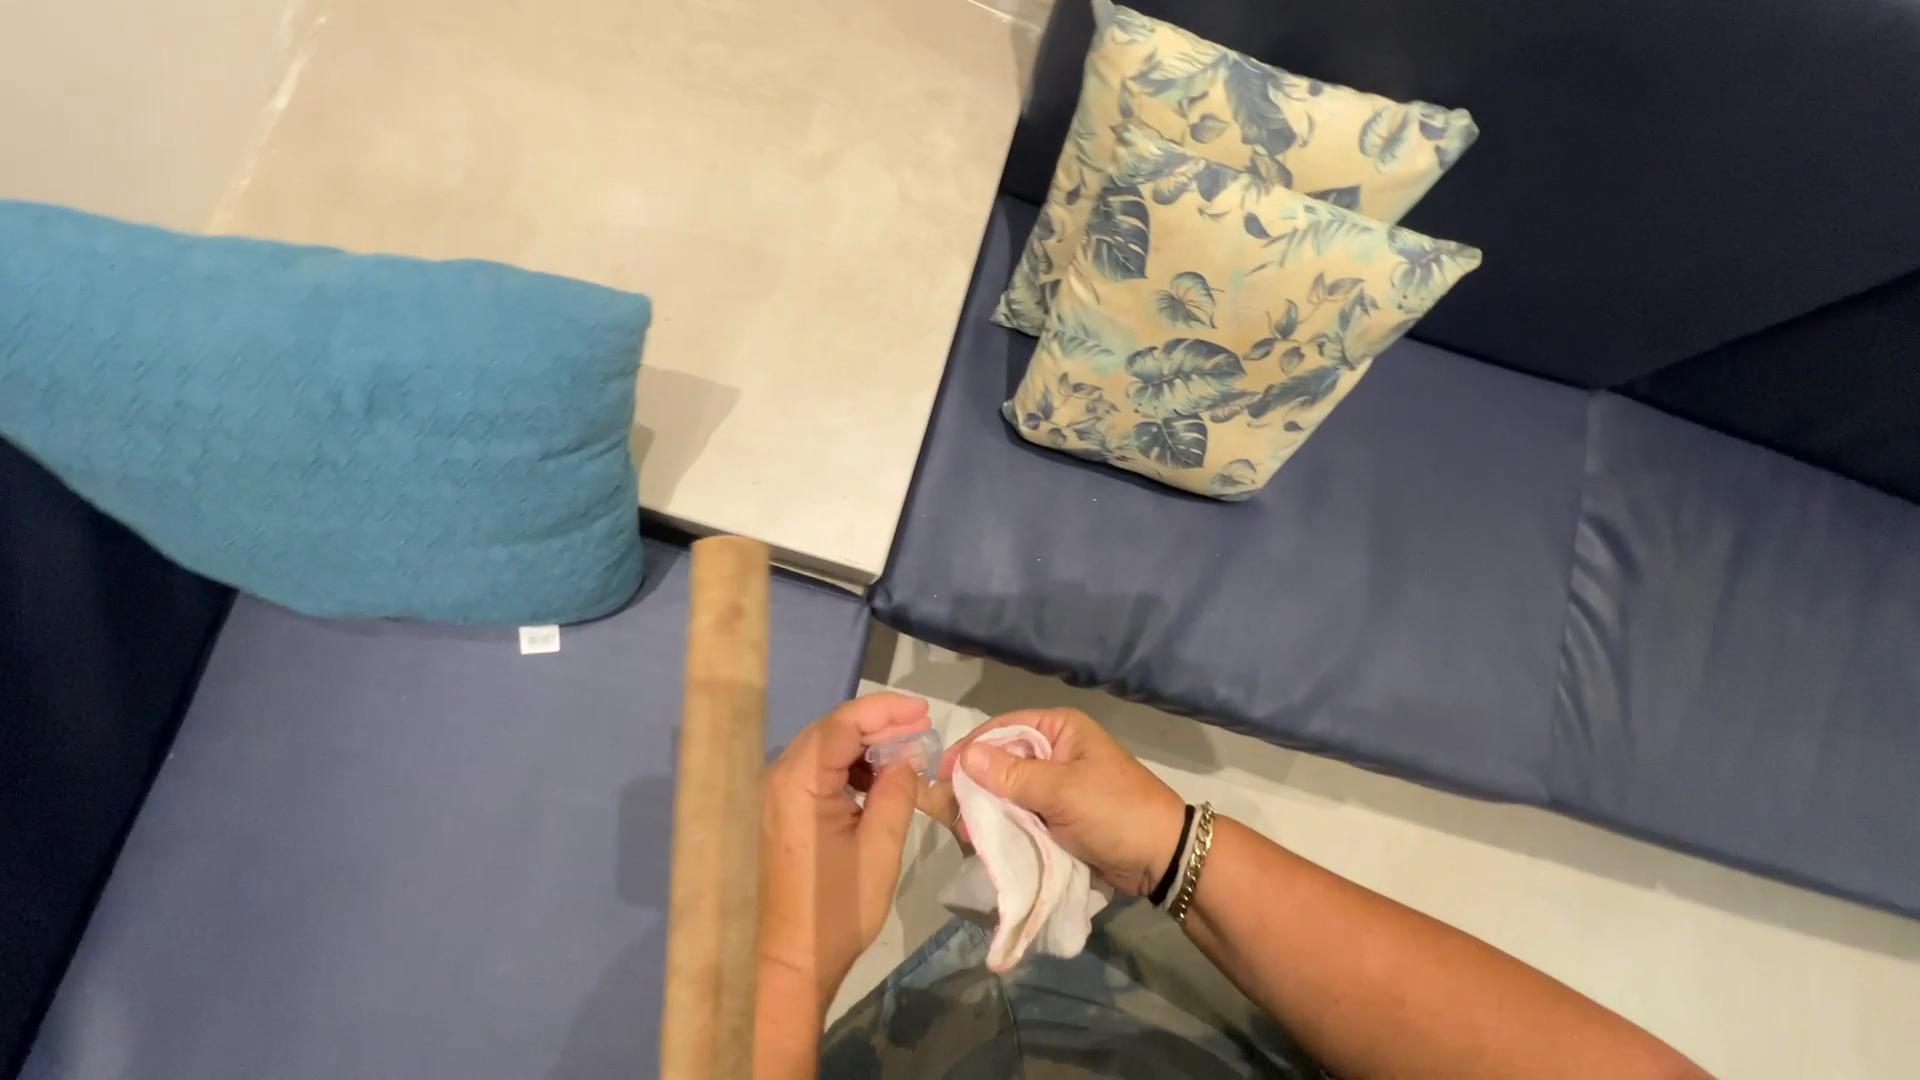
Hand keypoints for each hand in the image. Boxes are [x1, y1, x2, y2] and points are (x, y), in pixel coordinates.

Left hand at [760, 691, 930, 1001]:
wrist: (785, 965)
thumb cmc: (835, 910)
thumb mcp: (879, 849)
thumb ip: (896, 792)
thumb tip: (907, 757)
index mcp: (799, 782)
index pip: (844, 722)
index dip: (887, 709)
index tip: (924, 712)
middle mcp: (777, 778)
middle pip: (831, 730)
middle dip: (879, 723)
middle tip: (921, 729)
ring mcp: (772, 795)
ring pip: (823, 748)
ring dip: (864, 745)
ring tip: (905, 752)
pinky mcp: (776, 811)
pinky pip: (814, 772)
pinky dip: (846, 768)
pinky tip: (875, 780)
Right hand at [938, 707, 1186, 896]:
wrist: (1162, 859)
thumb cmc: (1116, 812)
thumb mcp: (1063, 791)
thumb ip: (1013, 775)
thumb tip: (966, 756)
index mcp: (1059, 729)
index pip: (1003, 728)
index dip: (971, 749)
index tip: (943, 776)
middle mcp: (1054, 750)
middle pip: (1000, 761)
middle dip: (975, 786)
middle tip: (950, 812)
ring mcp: (1054, 785)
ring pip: (1006, 791)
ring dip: (986, 810)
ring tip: (965, 832)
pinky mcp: (1055, 815)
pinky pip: (1018, 814)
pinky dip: (1001, 826)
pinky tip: (983, 841)